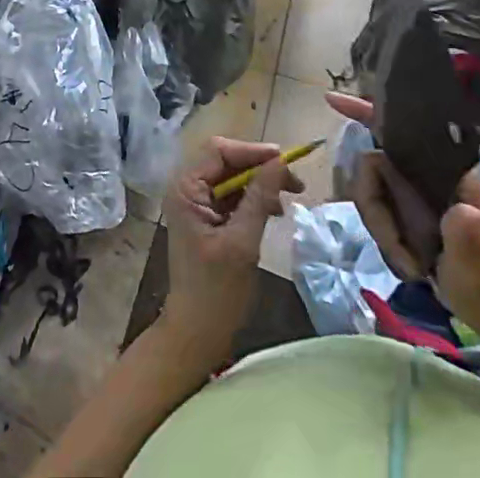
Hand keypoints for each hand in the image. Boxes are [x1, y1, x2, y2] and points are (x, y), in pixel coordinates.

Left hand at [159, 137, 302, 354]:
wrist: (198, 328)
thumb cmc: (217, 288)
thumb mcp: (242, 241)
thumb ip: (259, 198)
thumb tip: (279, 162)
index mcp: (185, 189)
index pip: (218, 151)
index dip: (252, 152)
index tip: (286, 161)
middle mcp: (186, 189)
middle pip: (225, 161)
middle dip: (259, 168)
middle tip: (295, 182)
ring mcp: (195, 203)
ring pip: (231, 178)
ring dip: (260, 184)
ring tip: (288, 199)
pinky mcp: (206, 218)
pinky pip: (231, 196)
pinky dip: (253, 199)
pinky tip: (273, 211)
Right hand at [326, 92, 479, 343]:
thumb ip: (471, 241)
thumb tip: (460, 209)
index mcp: (449, 175)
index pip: (405, 131)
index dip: (369, 113)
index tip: (335, 102)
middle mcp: (426, 176)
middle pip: (373, 170)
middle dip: (376, 212)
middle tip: (398, 253)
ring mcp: (413, 194)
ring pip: (370, 194)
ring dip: (381, 231)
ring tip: (410, 266)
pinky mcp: (405, 212)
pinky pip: (375, 211)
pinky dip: (382, 238)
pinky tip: (405, 263)